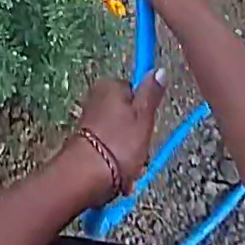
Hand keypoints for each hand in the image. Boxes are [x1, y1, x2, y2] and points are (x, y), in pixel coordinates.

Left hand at [64, 73, 164, 205]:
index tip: (146, 126)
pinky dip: (116, 161)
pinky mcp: (85, 141)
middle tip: (139, 149)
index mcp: (109, 85)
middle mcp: (96, 97)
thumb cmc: (119, 143)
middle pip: (128, 114)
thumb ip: (151, 93)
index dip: (144, 111)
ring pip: (120, 134)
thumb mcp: (143, 116)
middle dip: (136, 135)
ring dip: (128, 152)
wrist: (86, 175)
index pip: (135, 91)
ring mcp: (90, 119)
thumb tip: (159, 70)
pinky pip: (109, 148)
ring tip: (128, 167)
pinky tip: (119, 175)